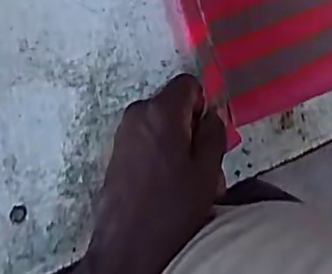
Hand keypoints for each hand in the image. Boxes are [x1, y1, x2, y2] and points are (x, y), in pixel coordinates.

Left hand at [82, 74, 228, 273]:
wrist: (128, 248)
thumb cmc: (170, 210)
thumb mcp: (206, 171)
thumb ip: (214, 133)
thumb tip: (212, 114)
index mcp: (161, 111)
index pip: (188, 83)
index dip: (203, 104)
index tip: (209, 132)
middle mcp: (138, 112)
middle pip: (174, 105)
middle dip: (192, 129)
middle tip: (205, 165)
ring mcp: (124, 131)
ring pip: (161, 126)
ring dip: (178, 146)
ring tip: (188, 184)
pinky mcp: (117, 151)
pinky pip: (147, 140)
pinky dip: (161, 155)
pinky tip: (169, 188)